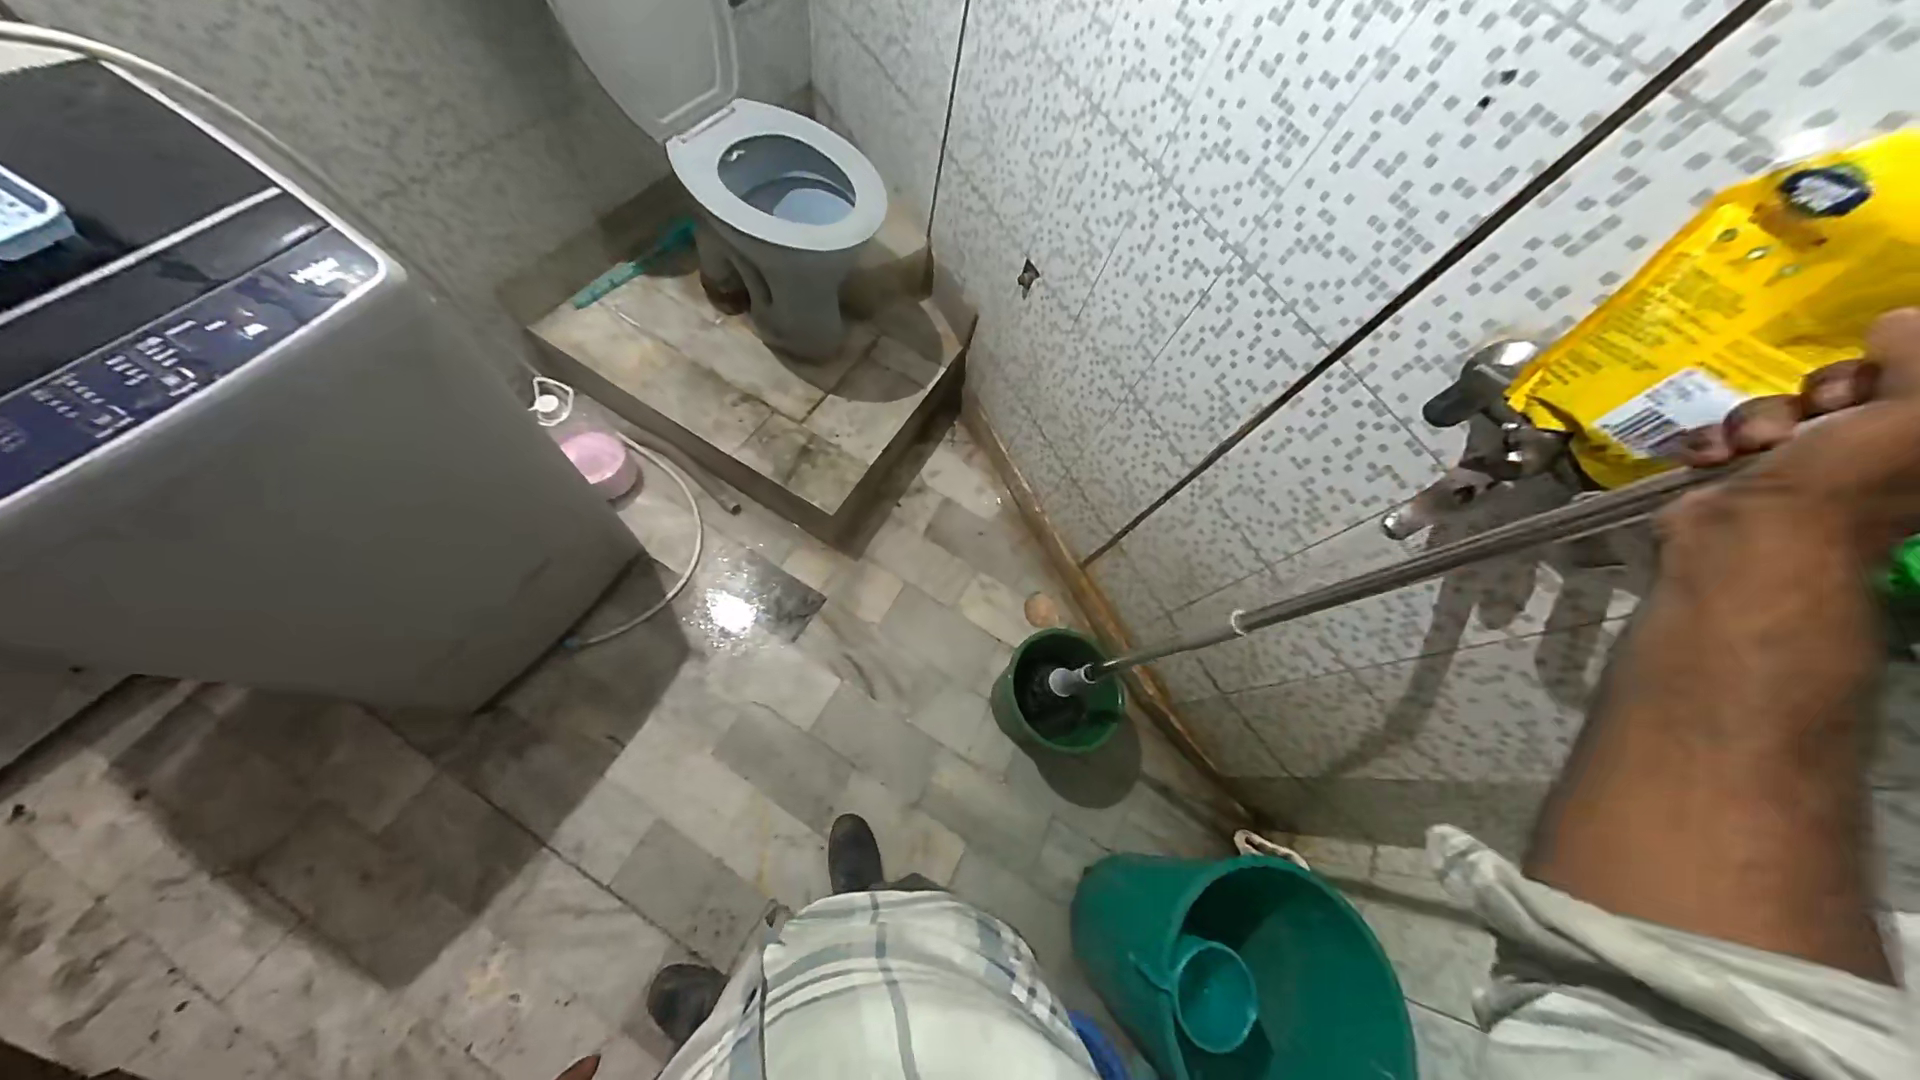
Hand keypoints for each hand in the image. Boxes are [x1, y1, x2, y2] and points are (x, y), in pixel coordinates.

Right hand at [1673, 308, 1919, 554]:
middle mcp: (1873, 452)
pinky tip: (1715, 456)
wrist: (1751, 534)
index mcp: (1916, 441)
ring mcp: (1801, 466)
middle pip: (1848, 388)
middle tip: (1820, 408)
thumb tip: (1897, 321)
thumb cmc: (1849, 475)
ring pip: (1779, 410)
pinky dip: (1713, 441)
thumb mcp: (1917, 405)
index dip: (1897, 365)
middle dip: (1824, 390)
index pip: (1907, 379)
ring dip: (1758, 418)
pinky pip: (1723, 437)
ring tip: (1753, 443)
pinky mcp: (1738, 476)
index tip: (1881, 369)